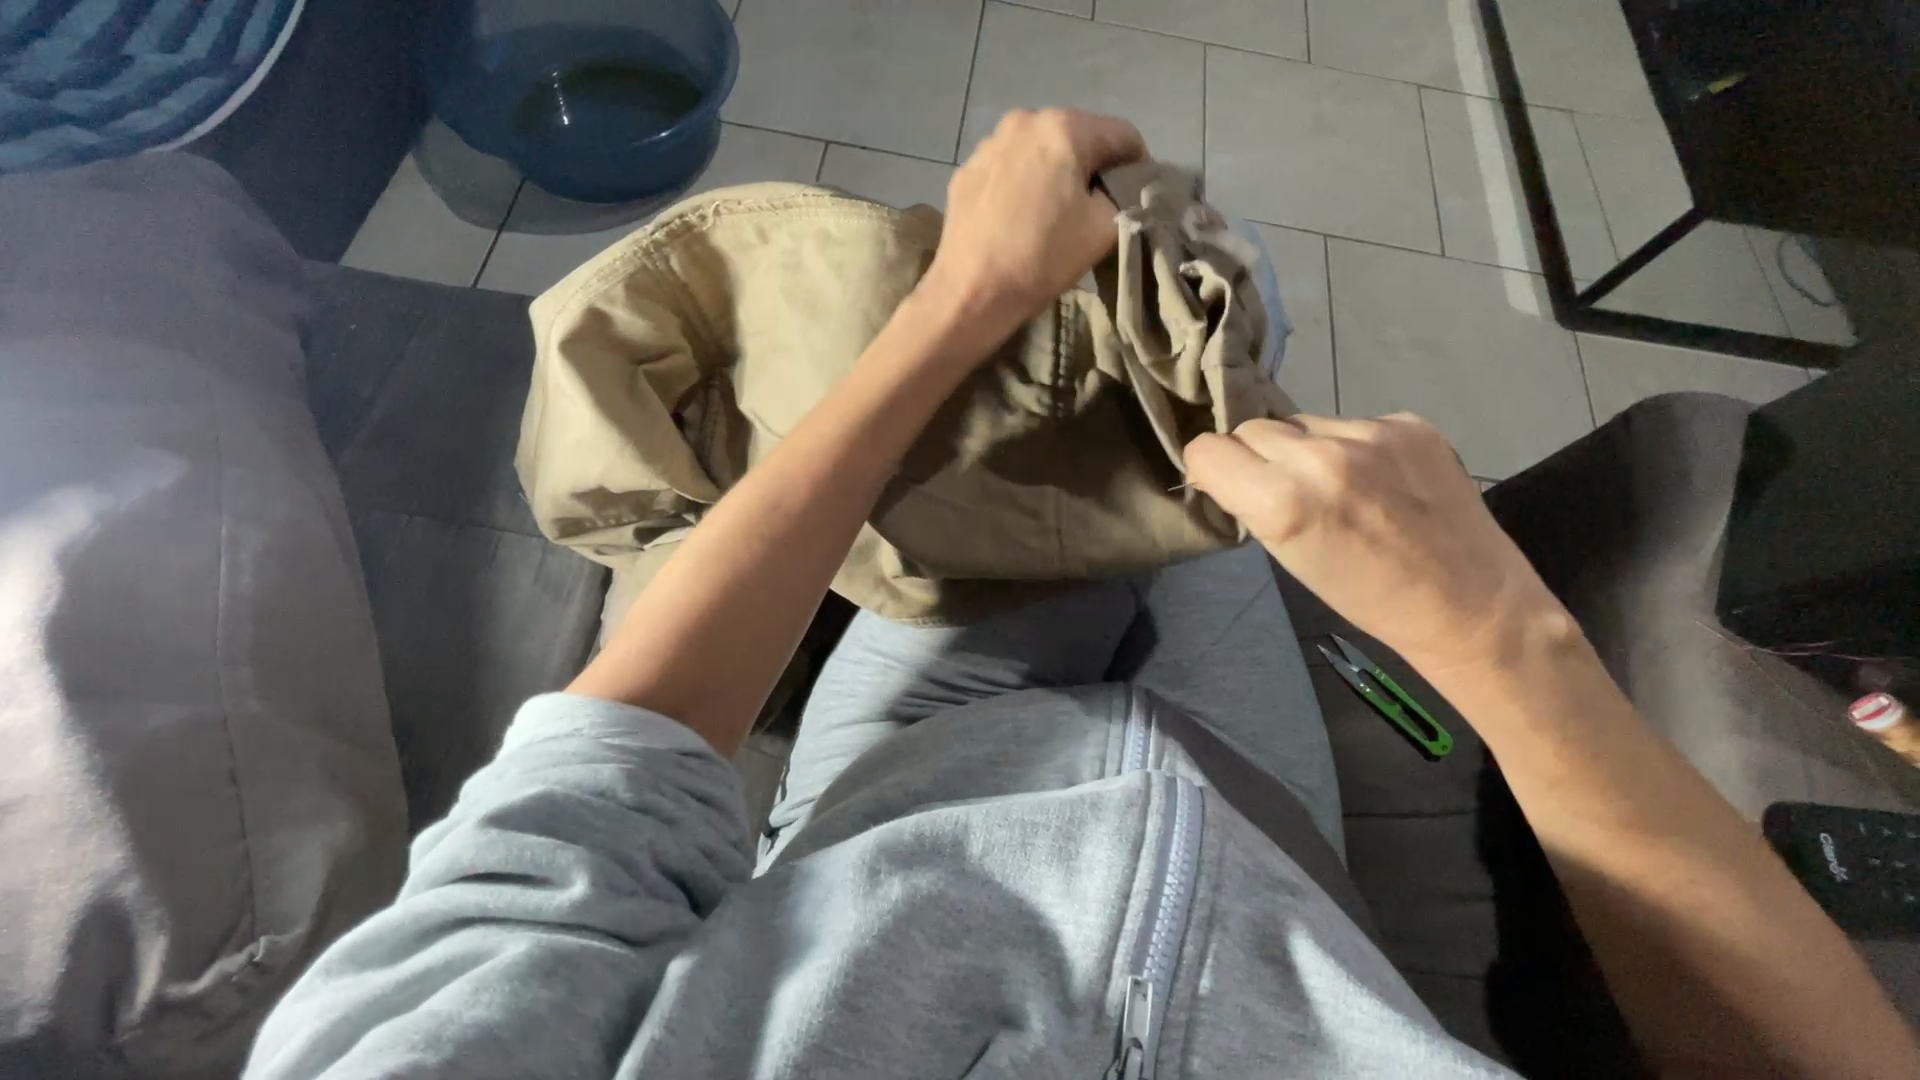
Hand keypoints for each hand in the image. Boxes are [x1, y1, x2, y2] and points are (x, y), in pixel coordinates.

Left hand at [918, 108, 1145, 342]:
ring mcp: (988, 145)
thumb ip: (1128, 198)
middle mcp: (1024, 121)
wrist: (971, 293)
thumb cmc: (1042, 258)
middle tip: (1094, 211)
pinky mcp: (965, 172)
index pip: (1123, 135)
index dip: (1138, 167)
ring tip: (1052, 216)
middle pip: (1078, 139)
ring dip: (1054, 176)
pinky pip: (1008, 170)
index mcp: (1064, 127)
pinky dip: (1021, 187)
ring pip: (1039, 153)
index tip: (1135, 199)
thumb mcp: (1105, 230)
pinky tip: (1018, 221)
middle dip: (1091, 170)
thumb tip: (1125, 189)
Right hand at [1184, 413, 1567, 674]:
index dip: (1212, 470)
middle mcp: (1321, 457)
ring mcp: (1370, 435)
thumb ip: (1253, 502)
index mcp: (1282, 502)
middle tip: (1288, 493)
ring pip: (1302, 422)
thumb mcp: (1288, 556)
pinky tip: (1379, 480)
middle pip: (1251, 428)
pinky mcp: (1409, 424)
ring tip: (1341, 488)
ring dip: (1305, 449)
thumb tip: (1228, 469)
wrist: (1468, 604)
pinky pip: (1351, 423)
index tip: (1229, 488)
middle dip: (1257, 457)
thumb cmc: (1366, 597)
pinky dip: (1352, 447)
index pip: (1208, 450)